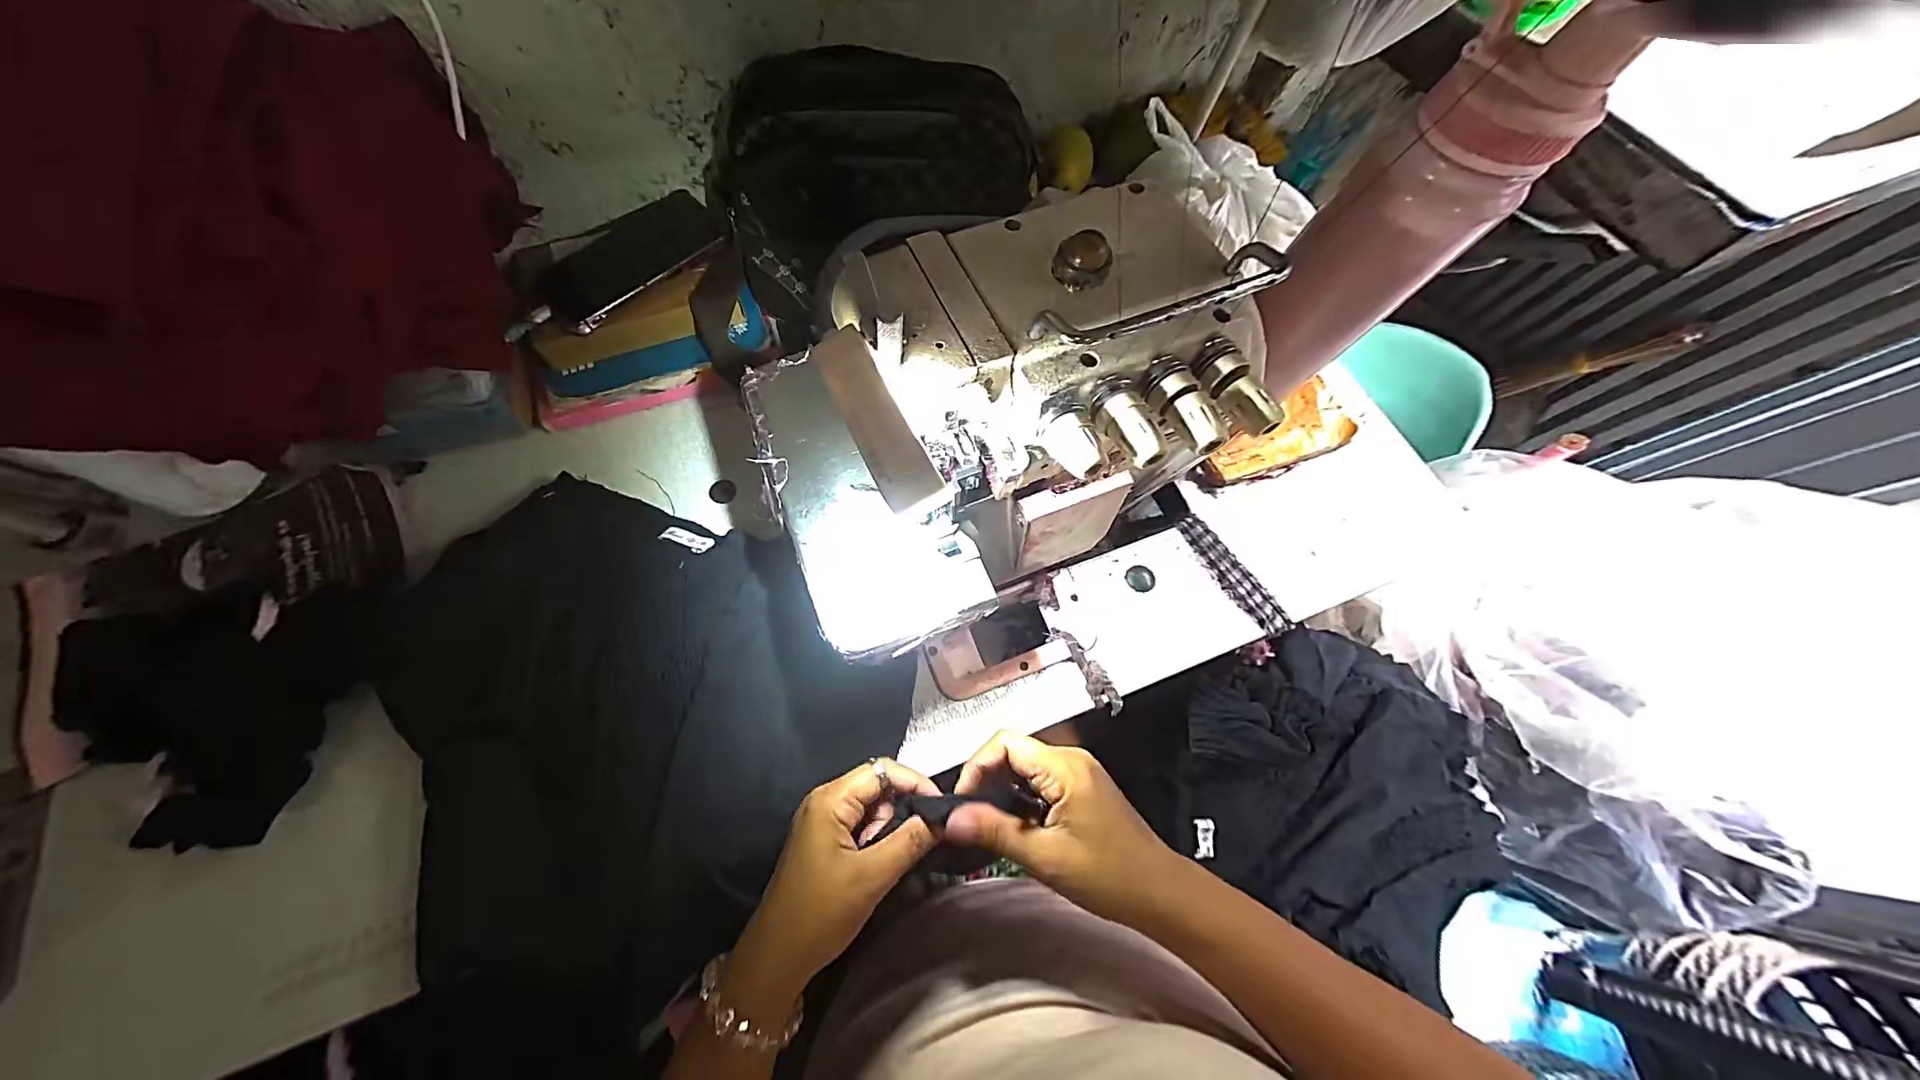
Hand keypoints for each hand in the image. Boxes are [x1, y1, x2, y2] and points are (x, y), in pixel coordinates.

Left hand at [727, 758, 939, 1003]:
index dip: (916, 783)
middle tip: (920, 839)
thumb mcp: (872, 876)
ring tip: (895, 858)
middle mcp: (824, 801)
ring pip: (872, 806)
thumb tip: (946, 817)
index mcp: (830, 799)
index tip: (942, 809)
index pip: (883, 769)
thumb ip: (911, 841)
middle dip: (904, 807)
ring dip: (891, 826)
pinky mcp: (824, 840)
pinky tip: (881, 863)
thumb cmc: (820, 914)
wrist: (776, 959)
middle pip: (878, 785)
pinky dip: (878, 838)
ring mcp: (822, 821)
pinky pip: (860, 824)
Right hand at [945, 730, 1186, 923]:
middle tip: (971, 816)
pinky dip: (1021, 799)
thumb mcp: (1044, 857)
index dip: (976, 767)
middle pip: (1012, 752)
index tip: (963, 800)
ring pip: (1024, 767)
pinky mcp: (1081, 787)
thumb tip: (953, 819)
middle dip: (986, 780)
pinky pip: (1040, 780)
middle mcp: (1072, 761)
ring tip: (992, 826)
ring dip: (1002, 792)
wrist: (1159, 893)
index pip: (1004, 744)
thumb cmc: (1114, 876)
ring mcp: (1078, 773)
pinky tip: (1018, 828)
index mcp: (1065, 768)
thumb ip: (995, 832)